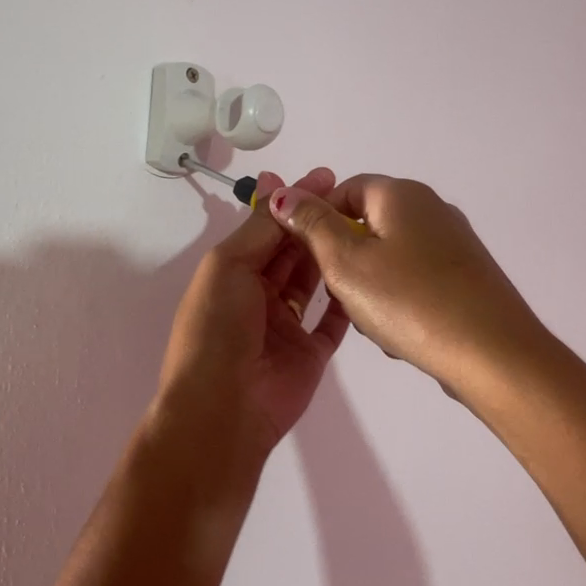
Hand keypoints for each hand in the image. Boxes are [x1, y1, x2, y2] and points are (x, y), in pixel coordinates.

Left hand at [155, 169, 351, 462]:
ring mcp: (284, 327)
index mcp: (230, 274)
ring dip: (332, 256)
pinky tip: (368, 273)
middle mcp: (256, 297)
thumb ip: (259, 230)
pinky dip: (347, 301)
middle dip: (315, 224)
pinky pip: (333, 323)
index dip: (292, 203)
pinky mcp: (310, 355)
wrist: (223, 408)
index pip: (265, 230)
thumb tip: (282, 188)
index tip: (326, 177)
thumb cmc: (217, 330)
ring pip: (313, 283)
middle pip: (291, 253)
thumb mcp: (228, 267)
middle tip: (352, 196)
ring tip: (363, 226)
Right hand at [268, 174, 546, 396]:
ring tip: (373, 324)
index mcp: (401, 194)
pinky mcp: (465, 278)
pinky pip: (414, 282)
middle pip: (367, 226)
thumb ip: (312, 226)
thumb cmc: (409, 301)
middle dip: (344, 262)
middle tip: (339, 296)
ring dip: (369, 289)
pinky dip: (398, 303)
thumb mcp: (345, 263)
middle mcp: (432, 209)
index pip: (345, 190)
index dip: (317, 220)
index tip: (306, 258)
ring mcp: (453, 245)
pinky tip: (400, 335)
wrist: (491, 352)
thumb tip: (284, 194)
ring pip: (388, 259)